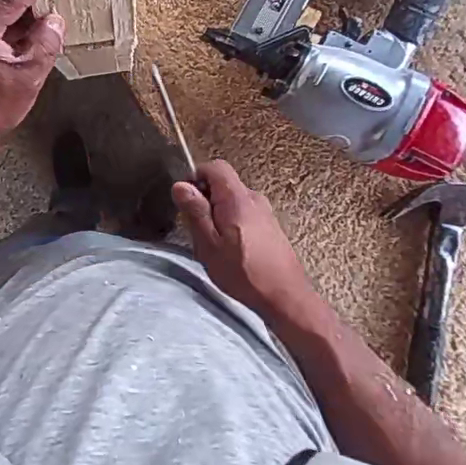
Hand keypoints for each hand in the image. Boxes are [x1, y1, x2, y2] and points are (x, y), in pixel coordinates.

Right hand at [172, 160, 321, 323]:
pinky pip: (244, 213)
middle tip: (197, 227)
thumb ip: (195, 211)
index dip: (196, 176)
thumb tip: (181, 185)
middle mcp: (254, 199)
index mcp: (237, 199)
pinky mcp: (270, 227)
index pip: (215, 167)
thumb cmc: (243, 272)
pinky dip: (231, 223)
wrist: (284, 297)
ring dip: (217, 213)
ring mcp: (265, 213)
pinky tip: (230, 249)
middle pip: (223, 183)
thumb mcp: (208, 243)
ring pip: (233, 200)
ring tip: (213, 242)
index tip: (186, 199)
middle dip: (205, 199)